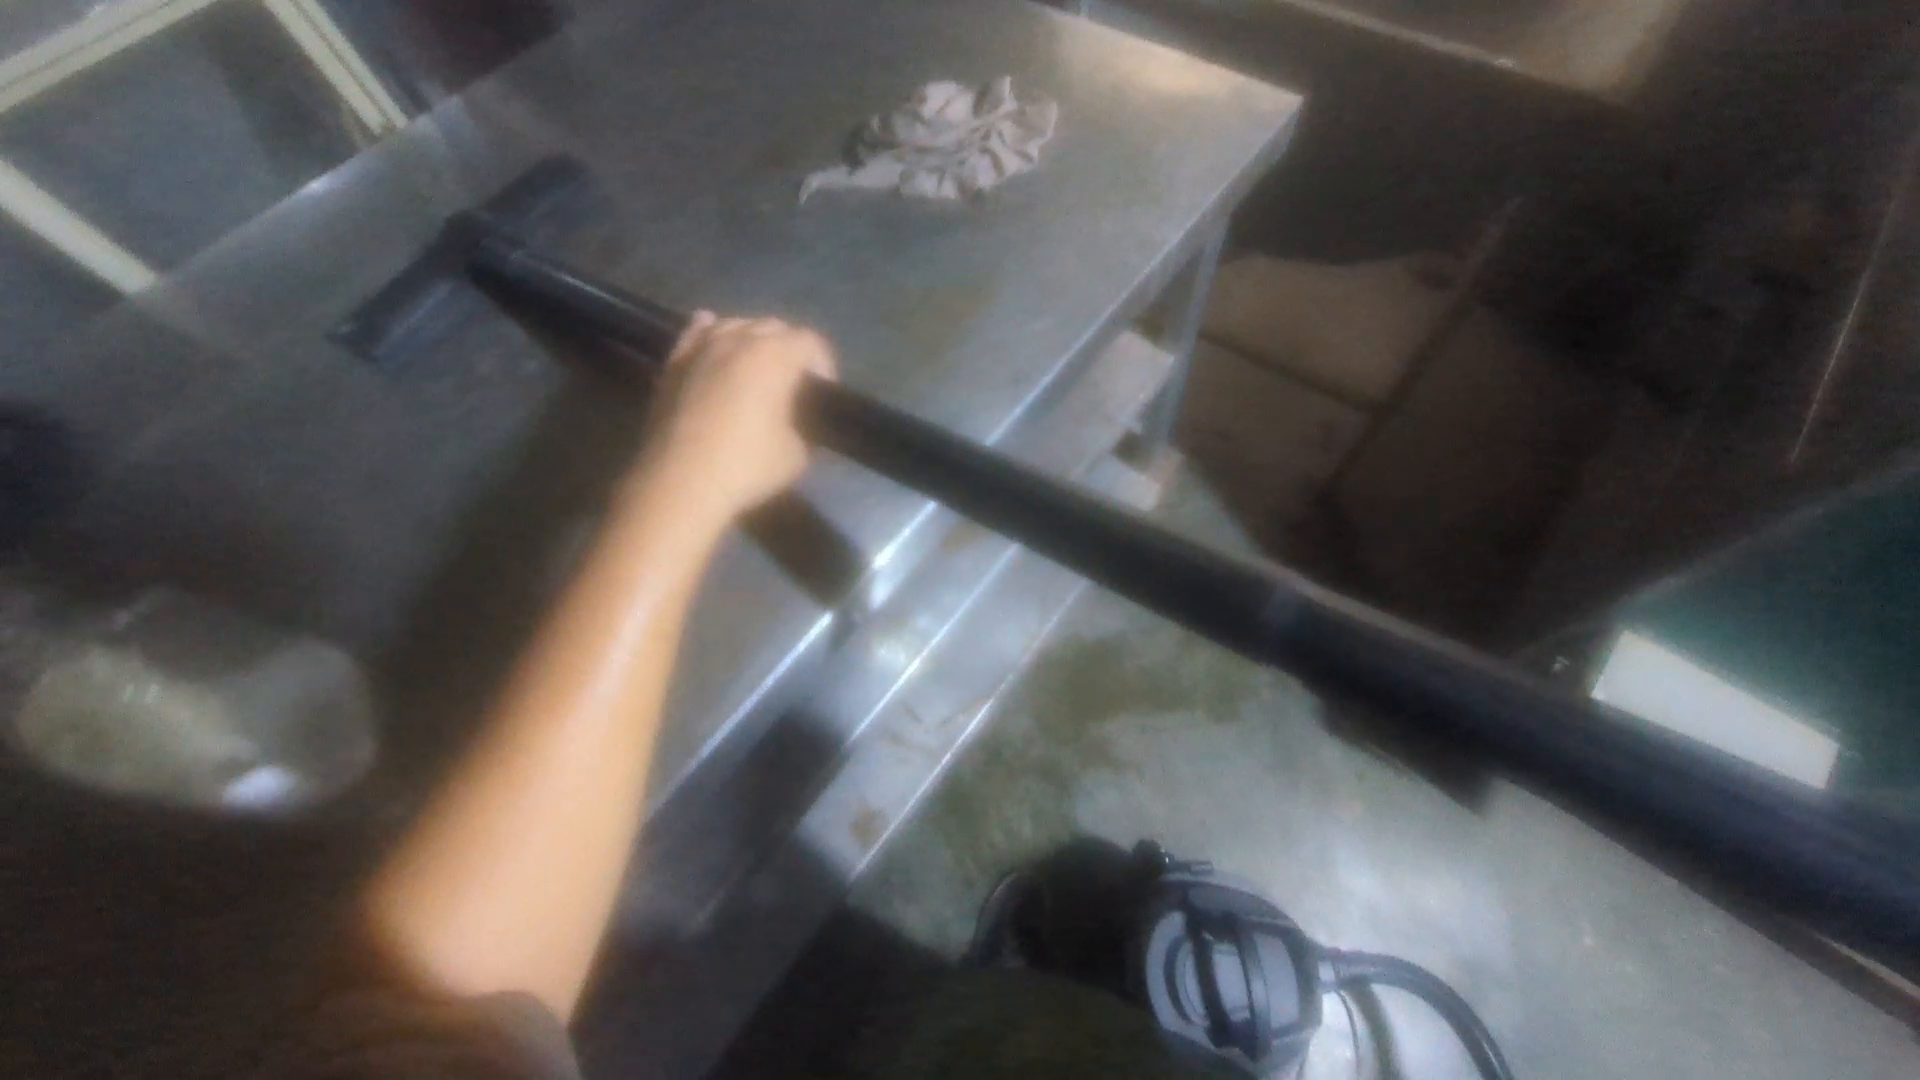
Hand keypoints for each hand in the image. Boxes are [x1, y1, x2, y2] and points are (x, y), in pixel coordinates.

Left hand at [630, 312, 836, 532]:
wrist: (680, 483)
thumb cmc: (747, 466)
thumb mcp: (798, 454)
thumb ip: (804, 428)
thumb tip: (798, 423)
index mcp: (775, 356)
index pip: (811, 342)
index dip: (824, 365)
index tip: (823, 393)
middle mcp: (738, 339)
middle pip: (774, 327)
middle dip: (789, 349)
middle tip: (793, 383)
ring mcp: (701, 348)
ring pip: (734, 325)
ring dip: (751, 340)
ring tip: (755, 368)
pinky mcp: (673, 364)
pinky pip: (696, 334)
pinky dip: (709, 332)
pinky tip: (711, 333)